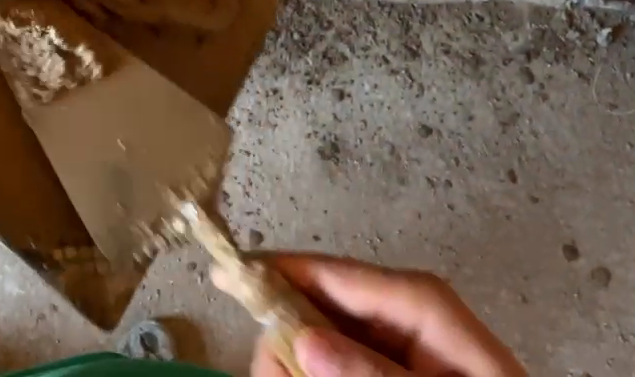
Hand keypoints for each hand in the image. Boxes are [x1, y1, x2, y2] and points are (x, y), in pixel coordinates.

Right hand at [246, 256, 524, 376]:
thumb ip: (373, 373)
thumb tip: (305, 340)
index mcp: (411, 296)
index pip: (324, 271)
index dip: (269, 268)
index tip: (223, 273)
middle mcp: (393, 304)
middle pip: (311, 303)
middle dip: (280, 339)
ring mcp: (388, 333)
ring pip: (314, 333)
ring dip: (293, 361)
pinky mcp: (382, 357)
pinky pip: (330, 354)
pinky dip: (311, 368)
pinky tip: (300, 375)